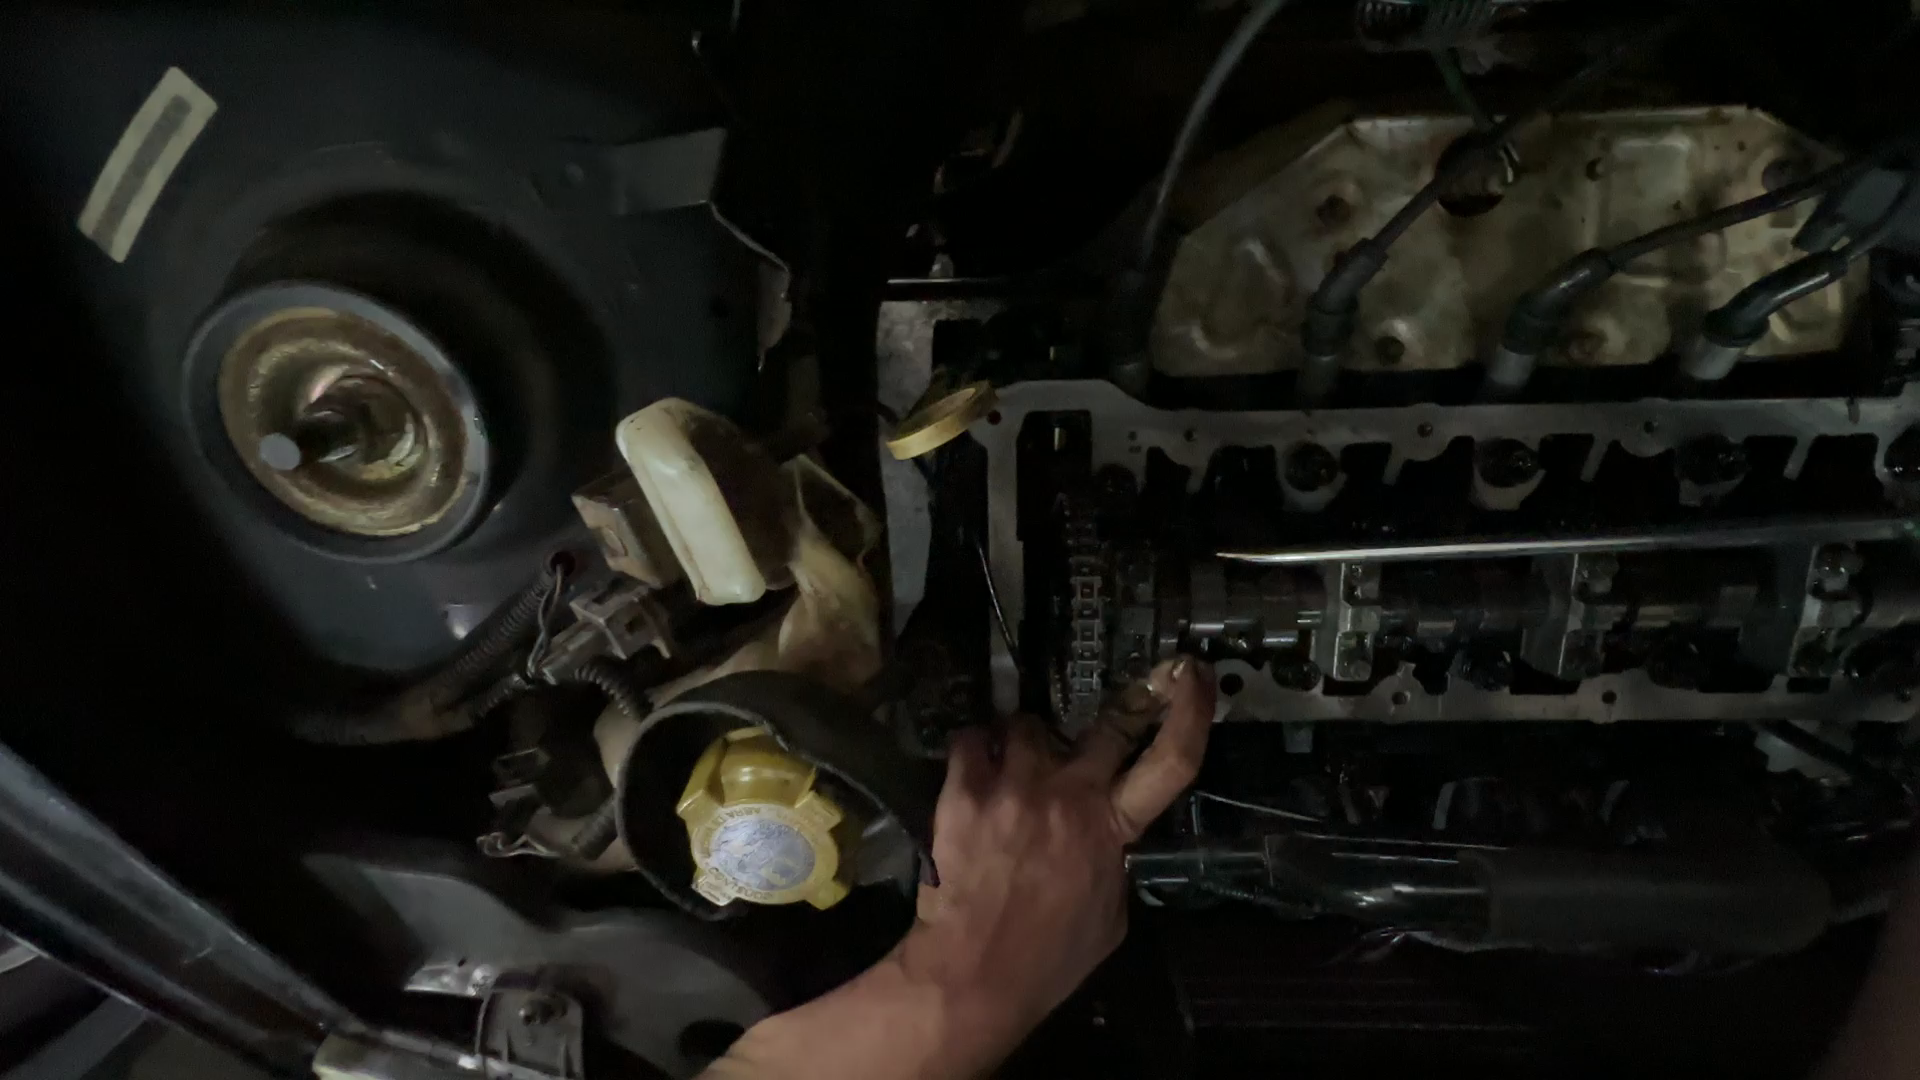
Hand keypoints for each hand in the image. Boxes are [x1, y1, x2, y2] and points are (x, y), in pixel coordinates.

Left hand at [706, 657, 1214, 1079]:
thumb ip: (1114, 860)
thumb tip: (1107, 834)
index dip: (1190, 712)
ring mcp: (1015, 785)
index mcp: (1112, 828)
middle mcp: (1068, 793)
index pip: (1170, 762)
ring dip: (1027, 740)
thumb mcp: (1110, 915)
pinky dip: (976, 747)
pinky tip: (975, 766)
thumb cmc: (1049, 956)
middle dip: (1115, 707)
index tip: (1195, 673)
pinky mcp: (966, 789)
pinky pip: (972, 738)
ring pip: (1027, 724)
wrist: (973, 972)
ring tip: (1016, 764)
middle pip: (1104, 724)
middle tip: (1110, 704)